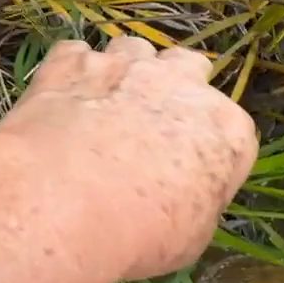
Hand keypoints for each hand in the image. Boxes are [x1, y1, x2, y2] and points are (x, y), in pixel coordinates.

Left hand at [0, 37, 256, 280]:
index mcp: (225, 129)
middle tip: (143, 116)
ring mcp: (120, 66)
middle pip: (185, 67)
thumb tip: (174, 190)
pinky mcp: (66, 63)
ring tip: (98, 101)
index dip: (199, 137)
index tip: (177, 156)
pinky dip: (68, 68)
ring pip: (130, 48)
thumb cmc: (137, 232)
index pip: (225, 122)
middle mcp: (178, 85)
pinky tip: (58, 92)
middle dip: (170, 84)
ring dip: (120, 68)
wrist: (60, 198)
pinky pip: (73, 51)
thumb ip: (192, 195)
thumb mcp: (189, 233)